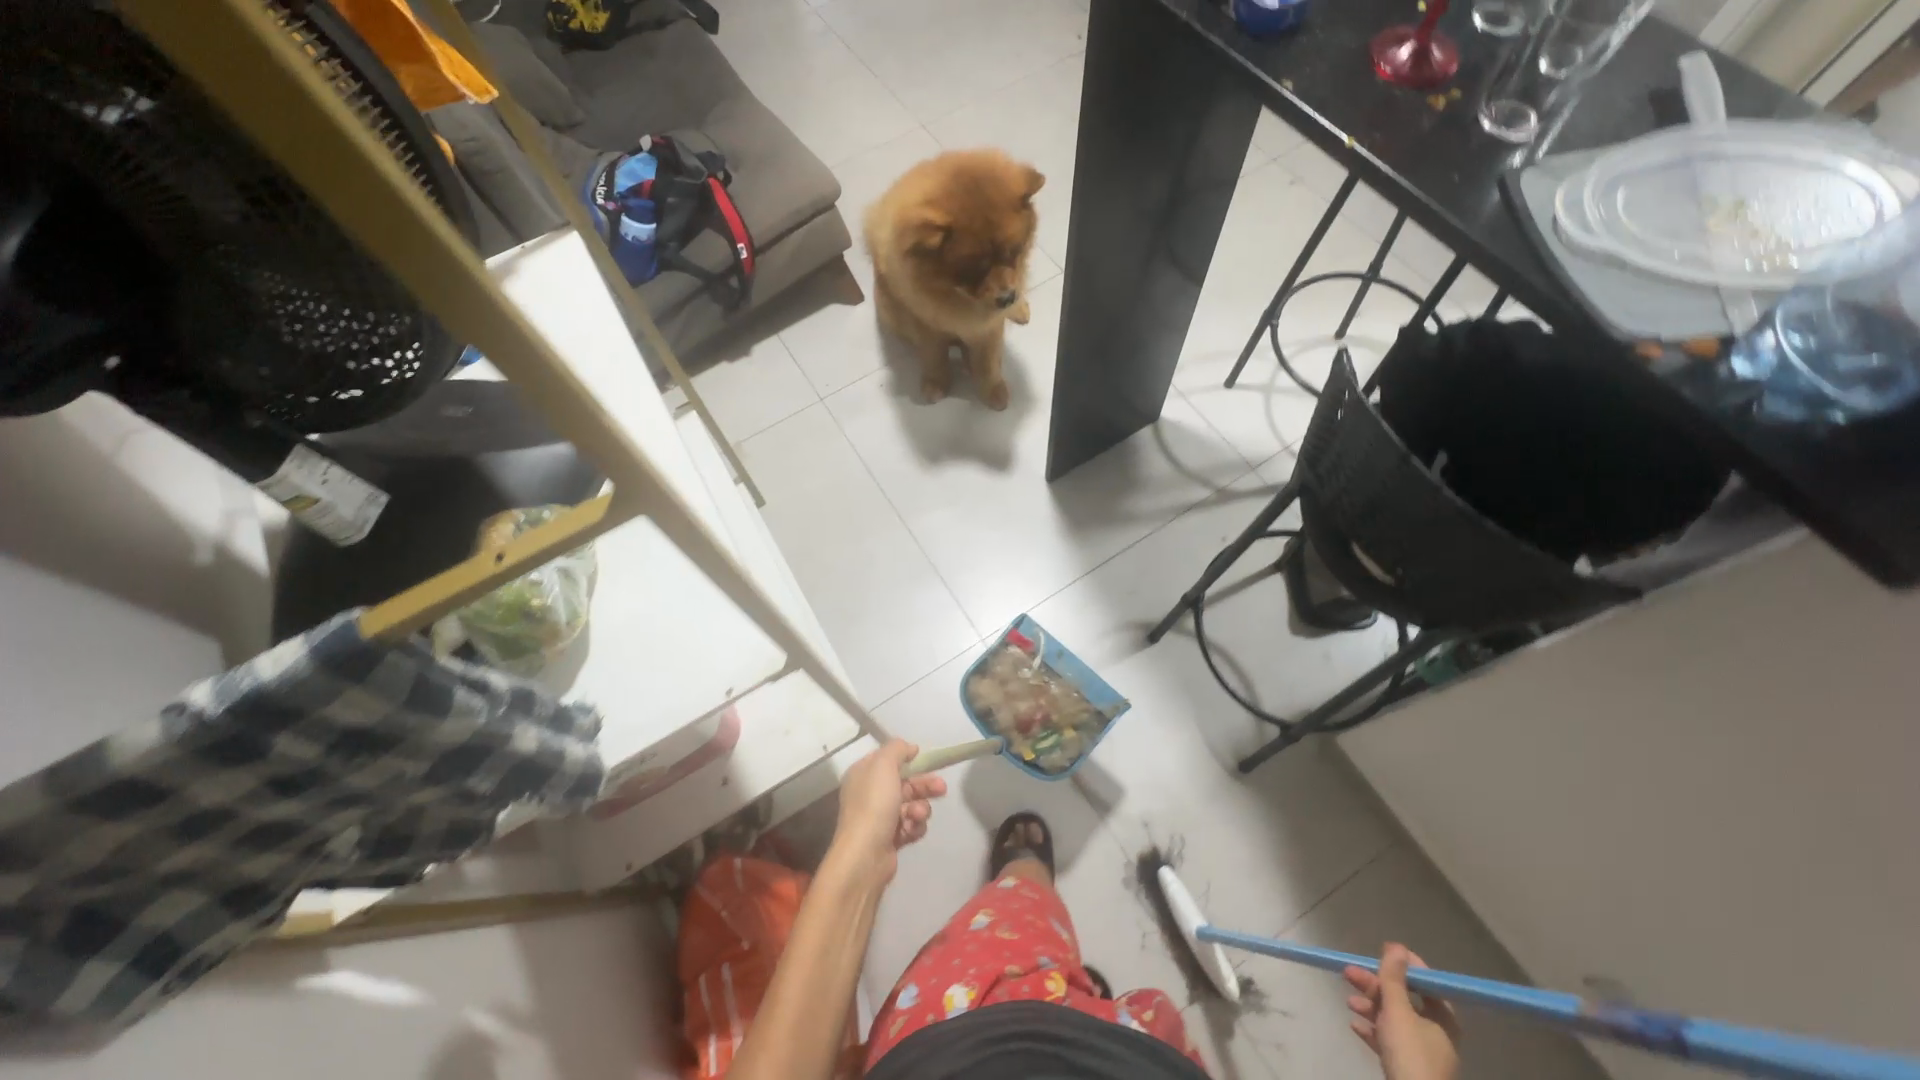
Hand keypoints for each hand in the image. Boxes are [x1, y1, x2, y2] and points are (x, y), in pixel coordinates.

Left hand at [830, 740, 946, 882]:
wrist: (866, 854)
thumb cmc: (873, 804)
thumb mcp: (884, 765)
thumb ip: (897, 749)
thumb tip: (909, 748)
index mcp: (864, 774)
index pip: (888, 760)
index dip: (908, 759)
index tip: (926, 760)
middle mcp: (870, 793)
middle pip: (905, 782)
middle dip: (924, 785)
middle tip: (941, 788)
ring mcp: (880, 817)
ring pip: (911, 804)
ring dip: (920, 808)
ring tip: (917, 815)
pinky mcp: (890, 838)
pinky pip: (911, 825)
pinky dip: (914, 826)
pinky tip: (911, 830)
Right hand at [1345, 944, 1460, 1079]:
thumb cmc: (1410, 1052)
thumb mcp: (1398, 1010)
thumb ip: (1394, 979)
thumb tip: (1396, 947)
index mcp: (1442, 1017)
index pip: (1425, 982)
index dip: (1403, 966)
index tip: (1381, 952)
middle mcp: (1435, 1031)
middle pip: (1403, 999)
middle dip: (1375, 985)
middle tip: (1348, 972)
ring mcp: (1421, 1050)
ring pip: (1392, 1019)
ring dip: (1370, 1006)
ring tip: (1348, 1002)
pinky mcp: (1406, 1065)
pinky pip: (1388, 1040)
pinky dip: (1372, 1030)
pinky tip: (1354, 1025)